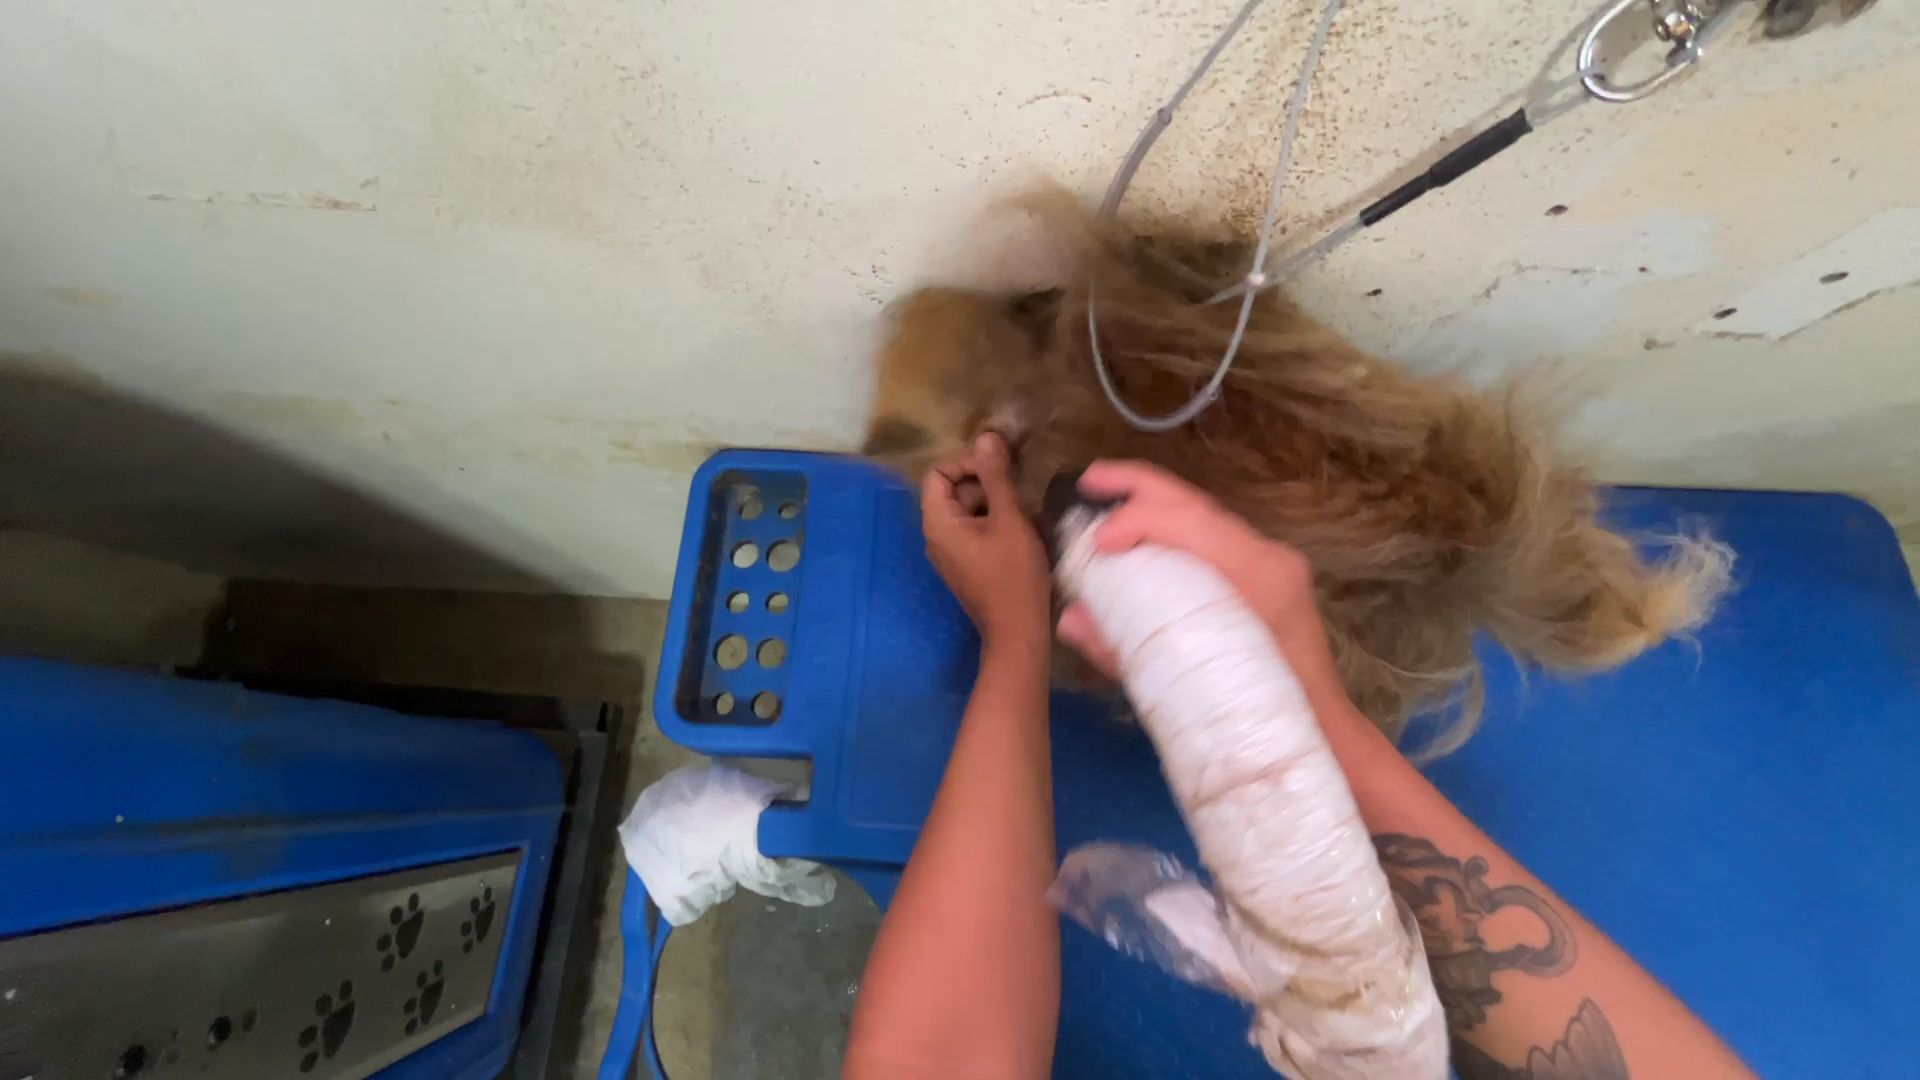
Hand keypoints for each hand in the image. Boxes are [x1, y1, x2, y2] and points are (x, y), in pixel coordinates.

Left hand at [921, 433, 1050, 646]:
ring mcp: (948, 554)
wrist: (1017, 630)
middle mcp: (934, 537)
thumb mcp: (1009, 519)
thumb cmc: (1014, 574)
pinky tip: (1019, 531)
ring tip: (1023, 512)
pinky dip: (993, 523)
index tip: (1000, 469)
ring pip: (966, 511)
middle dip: (983, 484)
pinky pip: (972, 531)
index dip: (966, 463)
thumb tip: (986, 436)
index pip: (937, 473)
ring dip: (993, 503)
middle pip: (952, 491)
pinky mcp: (964, 565)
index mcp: (937, 523)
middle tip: (1017, 490)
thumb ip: (996, 476)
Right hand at [1054, 461, 1333, 688]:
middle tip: (1087, 480)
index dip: (1135, 519)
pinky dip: (1170, 526)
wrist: (1321, 733)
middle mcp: (1268, 555)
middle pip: (1194, 503)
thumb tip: (1070, 618)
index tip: (1096, 541)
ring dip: (1151, 502)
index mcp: (1257, 575)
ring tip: (1106, 495)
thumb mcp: (1182, 687)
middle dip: (1136, 485)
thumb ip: (1123, 651)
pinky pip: (1210, 535)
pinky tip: (1143, 532)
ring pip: (1202, 513)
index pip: (1189, 522)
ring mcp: (1271, 560)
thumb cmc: (1255, 716)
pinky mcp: (1268, 571)